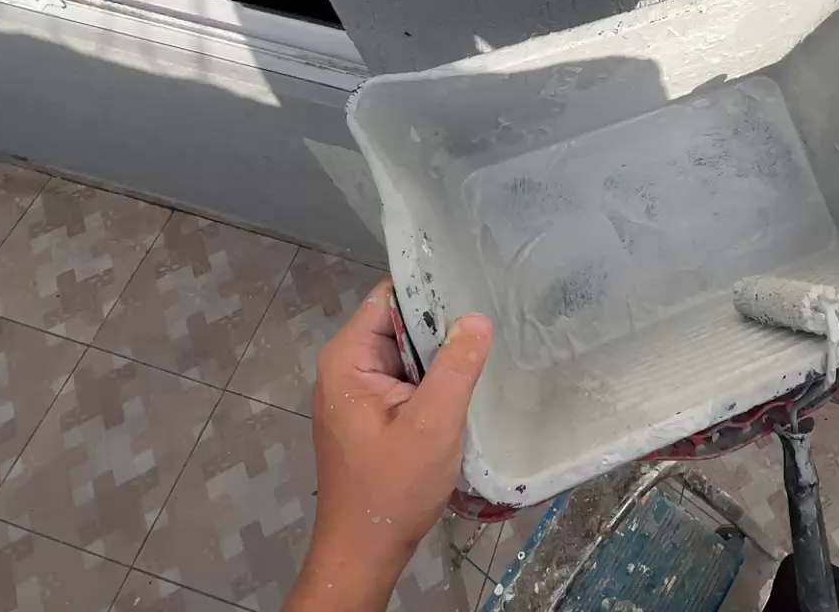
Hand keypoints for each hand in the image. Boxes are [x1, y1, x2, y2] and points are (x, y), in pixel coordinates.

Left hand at [294, 279, 491, 609]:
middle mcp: (348, 365)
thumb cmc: (392, 489)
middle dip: (442, 321)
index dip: (430, 287)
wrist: (366, 553)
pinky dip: (435, 374)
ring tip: (487, 342)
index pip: (390, 297)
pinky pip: (409, 373)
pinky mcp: (374, 408)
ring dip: (442, 350)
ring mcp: (360, 388)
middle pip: (401, 320)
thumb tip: (477, 316)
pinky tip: (467, 376)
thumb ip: (456, 366)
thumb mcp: (433, 424)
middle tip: (491, 313)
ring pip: (409, 347)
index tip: (473, 284)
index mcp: (348, 358)